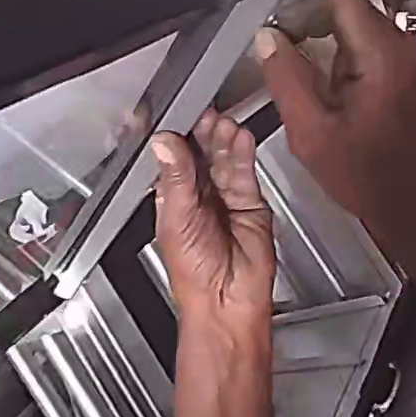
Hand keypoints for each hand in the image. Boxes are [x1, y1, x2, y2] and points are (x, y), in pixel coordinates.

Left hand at [151, 110, 277, 323]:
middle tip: (205, 114)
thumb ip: (175, 179)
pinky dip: (243, 153)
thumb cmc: (193, 275)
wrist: (227, 302)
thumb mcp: (176, 220)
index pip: (172, 159)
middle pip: (201, 154)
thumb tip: (165, 144)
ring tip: (222, 122)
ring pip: (223, 158)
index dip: (176, 137)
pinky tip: (240, 137)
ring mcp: (225, 197)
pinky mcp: (250, 201)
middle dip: (202, 132)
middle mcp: (199, 196)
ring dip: (222, 139)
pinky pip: (245, 171)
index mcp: (172, 200)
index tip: (177, 116)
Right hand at [255, 0, 415, 222]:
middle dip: (323, 33)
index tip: (285, 32)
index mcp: (386, 60)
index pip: (343, 3)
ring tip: (330, 92)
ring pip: (371, 31)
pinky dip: (362, 61)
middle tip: (302, 68)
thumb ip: (285, 78)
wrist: (412, 202)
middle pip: (358, 15)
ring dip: (343, 50)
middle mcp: (412, 52)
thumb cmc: (362, 173)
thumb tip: (269, 37)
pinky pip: (386, 48)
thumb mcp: (309, 131)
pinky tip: (351, 96)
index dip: (307, 11)